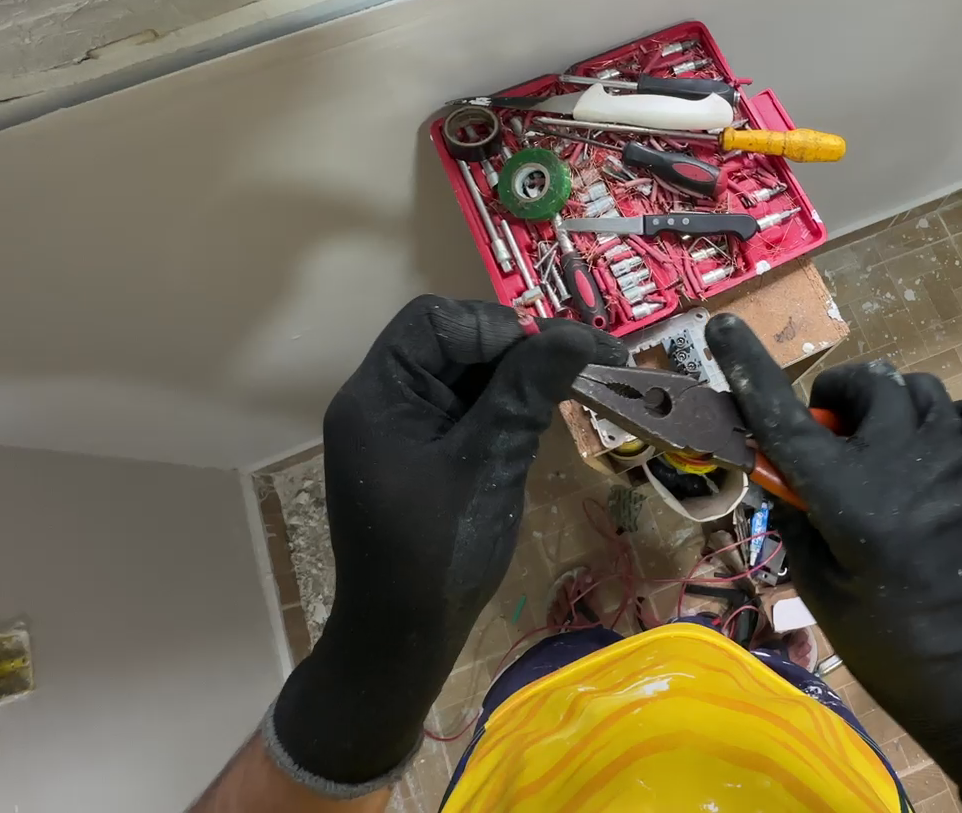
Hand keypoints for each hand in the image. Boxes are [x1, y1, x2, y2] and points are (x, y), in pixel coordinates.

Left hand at [264, 297, 622, 797]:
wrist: (404, 637)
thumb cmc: (438, 554)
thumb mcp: (488, 466)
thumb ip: (525, 393)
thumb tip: (575, 335)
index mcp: (380, 394)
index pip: (436, 323)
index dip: (497, 327)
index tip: (556, 351)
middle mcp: (385, 397)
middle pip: (452, 340)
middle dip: (517, 346)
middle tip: (581, 360)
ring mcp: (405, 423)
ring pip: (467, 369)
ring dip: (520, 372)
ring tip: (577, 380)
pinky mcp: (426, 445)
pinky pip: (469, 402)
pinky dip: (508, 400)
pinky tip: (546, 408)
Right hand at [707, 315, 961, 812]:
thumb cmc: (883, 638)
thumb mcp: (815, 578)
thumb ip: (797, 510)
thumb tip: (787, 466)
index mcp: (846, 494)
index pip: (782, 415)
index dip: (748, 365)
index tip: (723, 326)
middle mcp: (903, 460)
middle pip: (865, 384)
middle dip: (841, 399)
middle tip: (838, 433)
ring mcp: (958, 458)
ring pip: (917, 389)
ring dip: (892, 409)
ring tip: (891, 449)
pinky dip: (950, 419)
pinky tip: (940, 452)